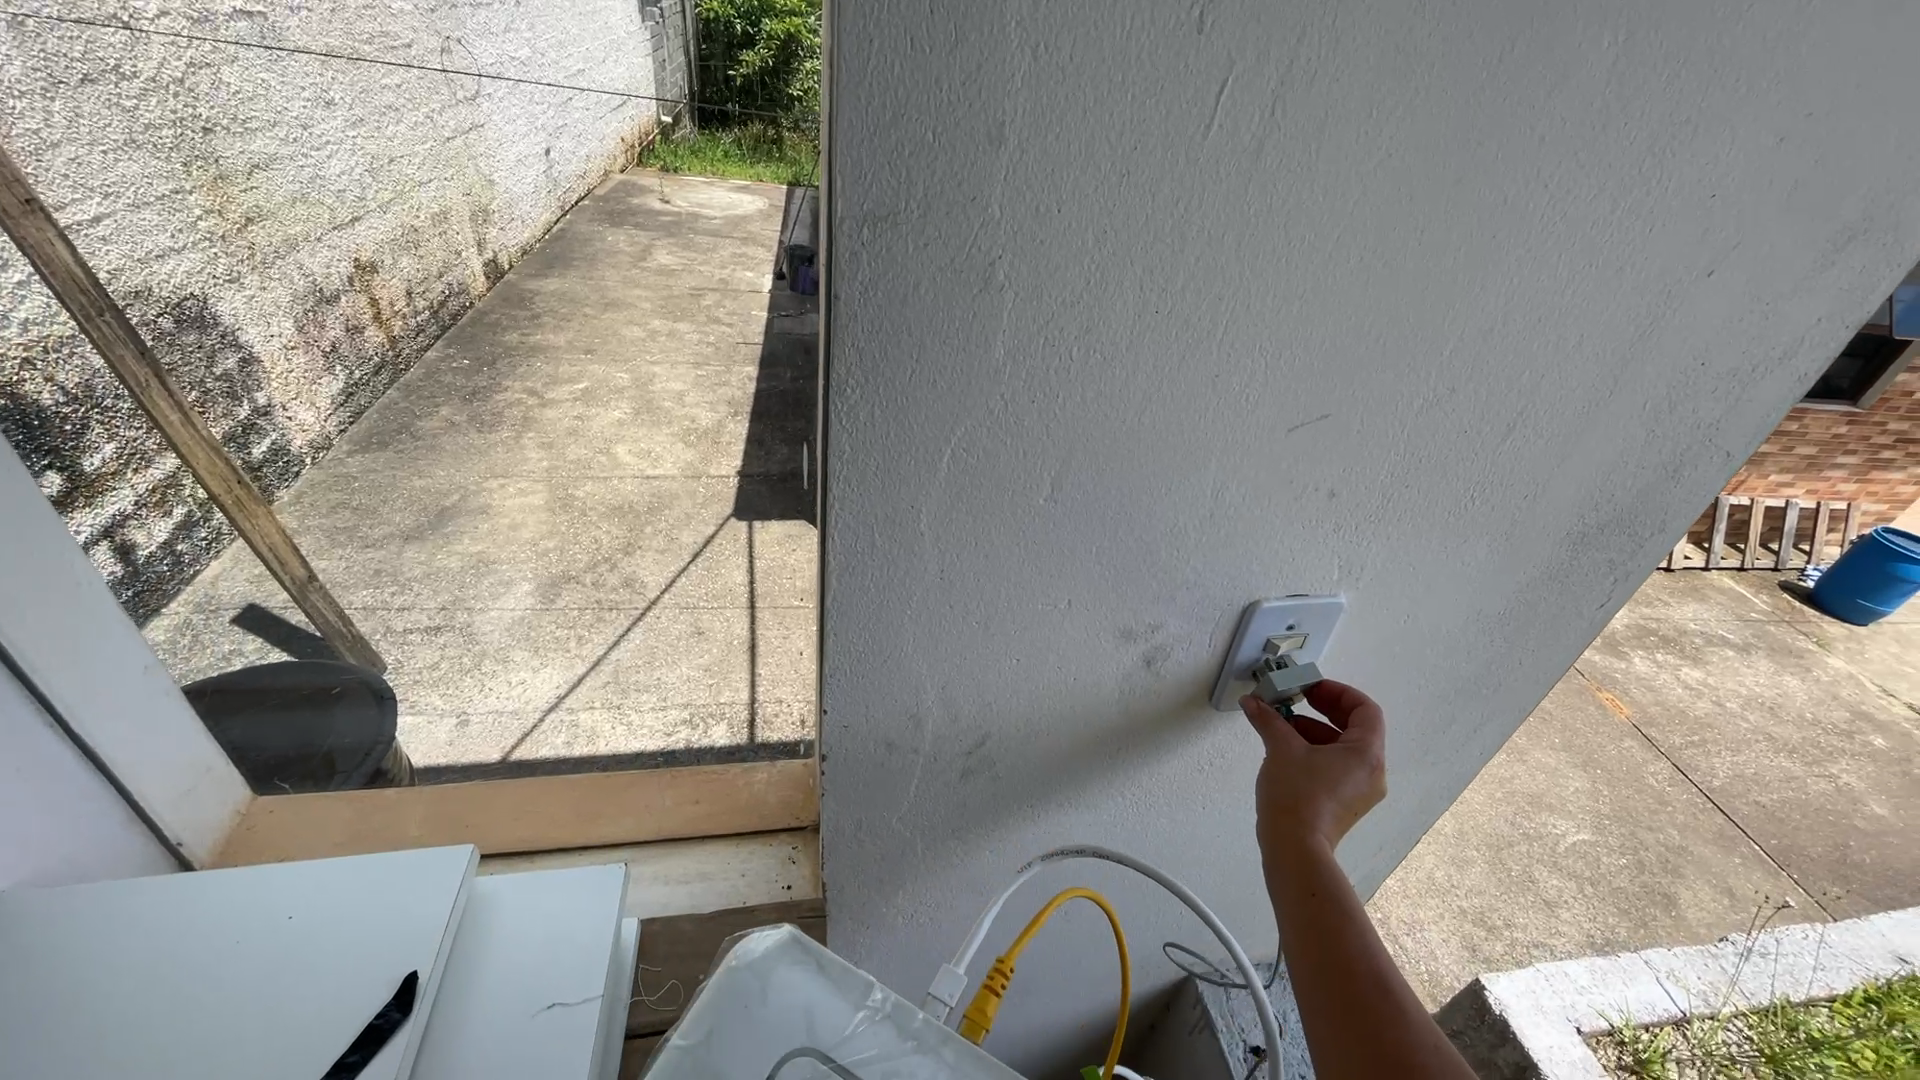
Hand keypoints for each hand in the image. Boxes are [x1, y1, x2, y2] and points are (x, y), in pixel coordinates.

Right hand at [1240, 679, 1386, 861]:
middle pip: (1355, 728)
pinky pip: (1335, 766)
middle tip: (1295, 699)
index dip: (1338, 692)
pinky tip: (1285, 750)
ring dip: (1313, 730)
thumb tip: (1252, 702)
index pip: (1365, 709)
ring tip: (1281, 725)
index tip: (1309, 687)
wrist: (1294, 848)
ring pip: (1342, 748)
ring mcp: (1360, 791)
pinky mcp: (1344, 804)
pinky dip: (1314, 751)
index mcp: (1366, 755)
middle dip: (1322, 709)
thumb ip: (1269, 719)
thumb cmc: (1296, 795)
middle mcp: (1371, 772)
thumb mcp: (1281, 748)